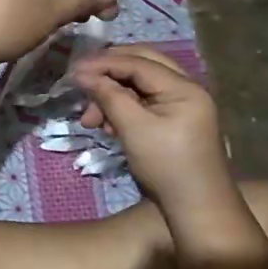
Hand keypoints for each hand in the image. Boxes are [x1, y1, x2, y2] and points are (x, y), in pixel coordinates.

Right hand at [72, 46, 232, 210]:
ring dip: (109, 95)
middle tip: (81, 82)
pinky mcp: (169, 119)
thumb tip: (80, 73)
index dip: (103, 63)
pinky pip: (139, 101)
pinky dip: (118, 107)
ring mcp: (178, 104)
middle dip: (107, 72)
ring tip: (90, 119)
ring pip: (136, 84)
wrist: (195, 205)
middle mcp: (184, 89)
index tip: (72, 71)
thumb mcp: (133, 127)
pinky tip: (105, 126)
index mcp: (183, 88)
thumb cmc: (166, 164)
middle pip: (140, 65)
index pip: (137, 62)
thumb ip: (107, 95)